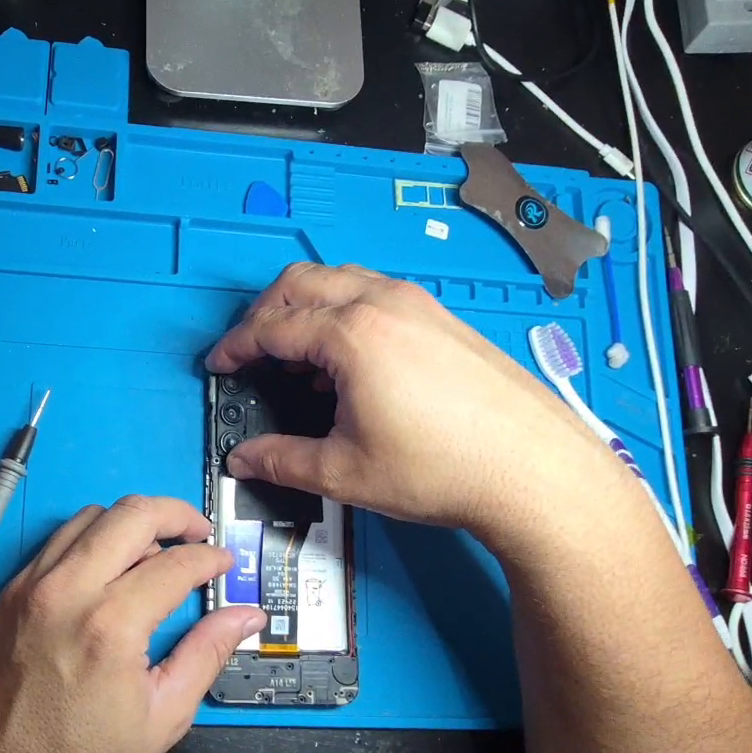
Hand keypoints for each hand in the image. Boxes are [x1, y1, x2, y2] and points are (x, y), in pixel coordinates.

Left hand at [0, 496, 265, 752]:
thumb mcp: (162, 718)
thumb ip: (208, 654)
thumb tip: (246, 616)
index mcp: (110, 625)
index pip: (176, 562)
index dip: (211, 558)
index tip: (224, 564)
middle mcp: (67, 590)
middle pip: (132, 512)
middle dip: (177, 514)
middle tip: (198, 534)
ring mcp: (32, 584)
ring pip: (92, 515)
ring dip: (133, 522)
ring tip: (157, 552)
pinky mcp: (10, 590)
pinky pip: (59, 539)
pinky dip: (94, 538)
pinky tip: (111, 568)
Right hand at [205, 263, 638, 555]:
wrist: (532, 470)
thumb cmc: (436, 470)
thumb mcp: (342, 472)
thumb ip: (280, 460)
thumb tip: (240, 460)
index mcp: (350, 334)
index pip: (272, 326)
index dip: (236, 346)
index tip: (218, 366)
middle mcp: (381, 302)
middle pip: (301, 282)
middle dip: (263, 312)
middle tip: (250, 352)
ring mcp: (417, 303)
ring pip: (340, 280)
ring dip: (305, 306)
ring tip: (296, 356)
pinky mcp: (441, 317)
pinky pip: (374, 293)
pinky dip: (342, 312)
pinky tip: (348, 361)